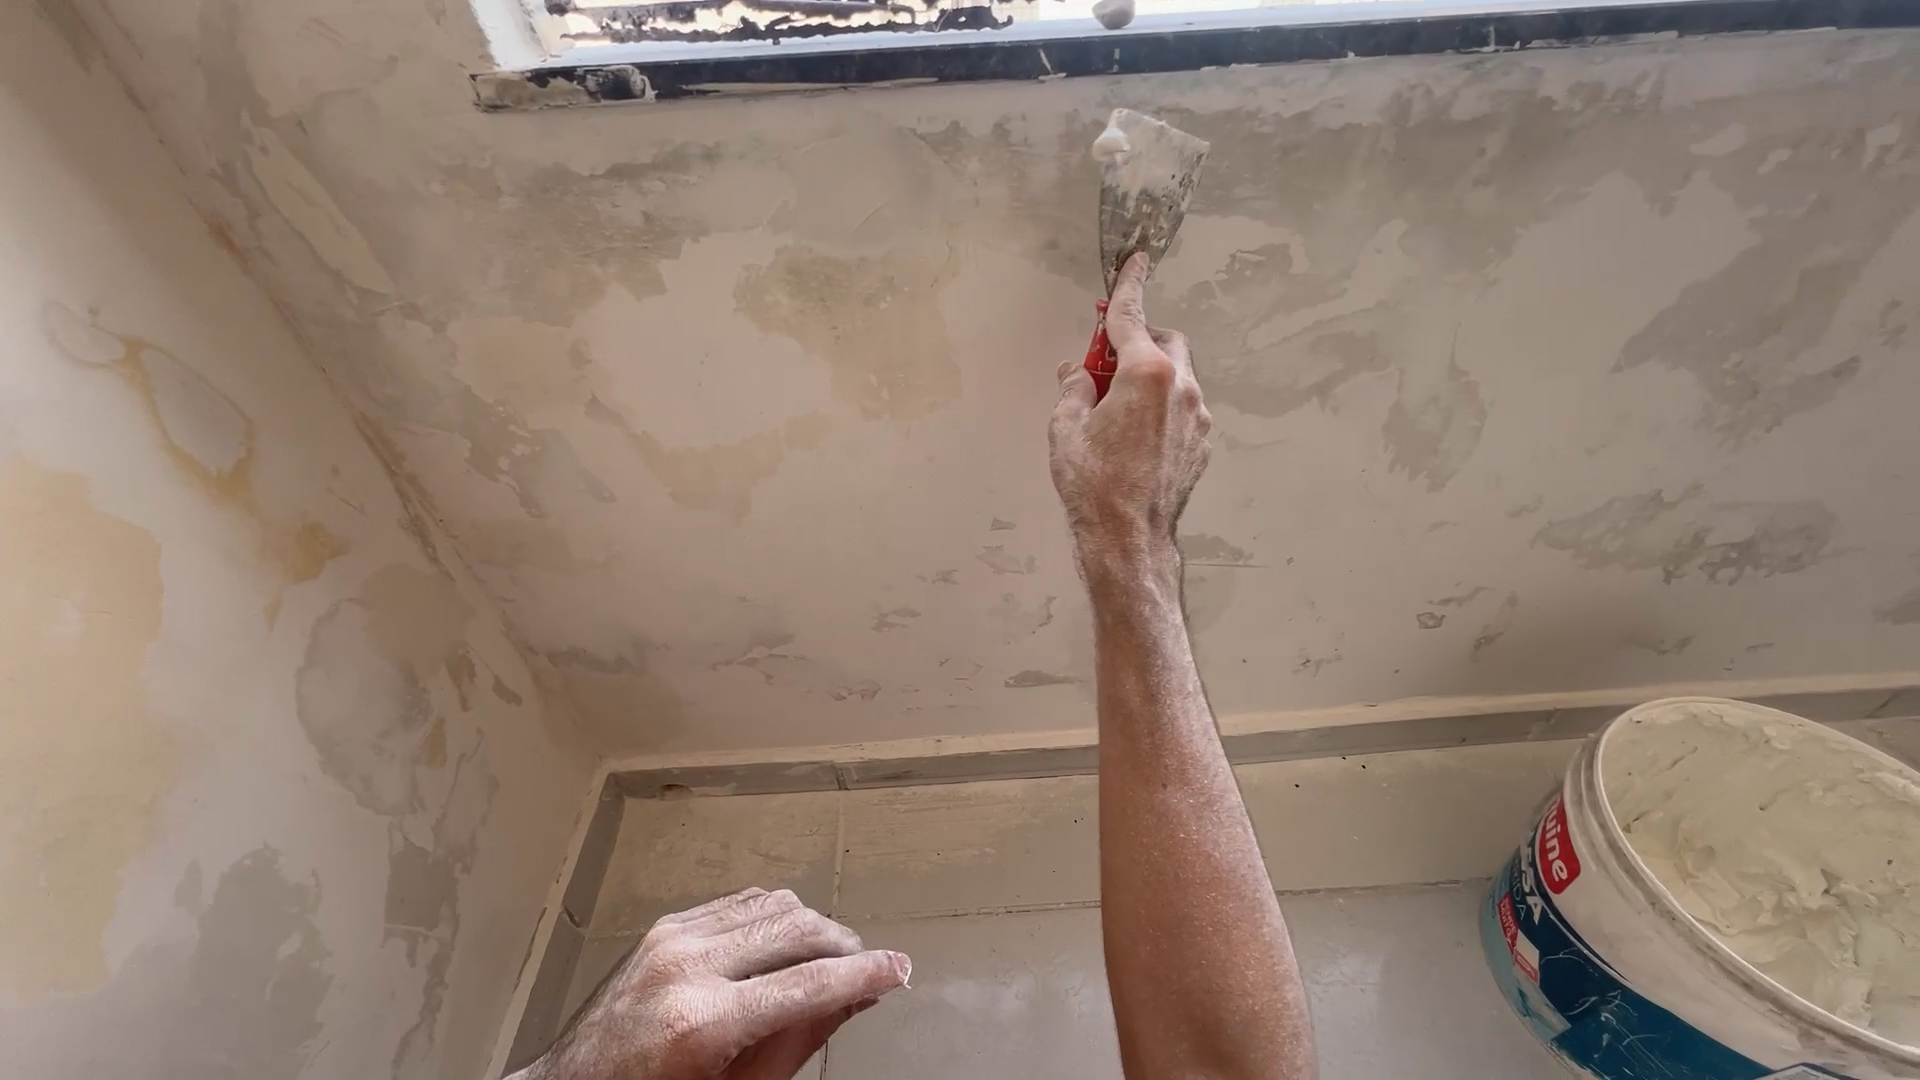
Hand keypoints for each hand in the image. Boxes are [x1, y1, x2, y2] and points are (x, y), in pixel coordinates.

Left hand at [524, 888, 909, 1079]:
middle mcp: (687, 966)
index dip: (863, 974)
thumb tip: (854, 998)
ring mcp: (673, 937)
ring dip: (812, 925)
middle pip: (795, 928)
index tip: (898, 969)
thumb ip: (797, 1044)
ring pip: (773, 903)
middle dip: (842, 944)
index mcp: (700, 1025)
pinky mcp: (666, 925)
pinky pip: (741, 900)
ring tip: (828, 955)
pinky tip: (785, 940)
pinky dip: (776, 915)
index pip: (806, 984)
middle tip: (865, 967)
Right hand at [1050, 253, 1211, 569]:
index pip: (1132, 317)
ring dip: (1151, 376)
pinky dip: (1162, 405)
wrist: (1130, 540)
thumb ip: (1073, 389)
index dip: (1128, 286)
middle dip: (1140, 341)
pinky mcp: (1203, 443)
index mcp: (1145, 374)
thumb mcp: (1064, 430)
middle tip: (1107, 365)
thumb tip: (1077, 372)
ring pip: (1179, 375)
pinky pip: (1184, 407)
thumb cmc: (1092, 485)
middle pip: (1166, 341)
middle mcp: (1181, 386)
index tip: (1136, 260)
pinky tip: (1137, 437)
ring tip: (1118, 410)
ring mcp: (1198, 416)